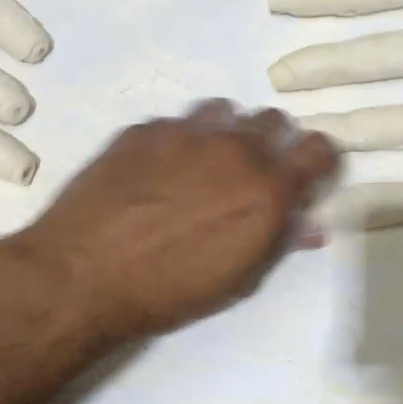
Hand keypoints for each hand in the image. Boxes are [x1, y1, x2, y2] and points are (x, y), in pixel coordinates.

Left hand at [14, 100, 339, 340]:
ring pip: (224, 112)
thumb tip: (309, 225)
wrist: (84, 275)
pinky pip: (176, 123)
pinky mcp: (143, 129)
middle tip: (249, 174)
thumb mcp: (238, 279)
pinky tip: (156, 172)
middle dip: (270, 143)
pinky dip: (178, 141)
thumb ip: (279, 242)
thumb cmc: (170, 292)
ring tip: (202, 165)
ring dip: (225, 133)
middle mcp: (235, 149)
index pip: (319, 149)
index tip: (305, 175)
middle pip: (273, 120)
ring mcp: (186, 132)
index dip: (317, 161)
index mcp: (268, 189)